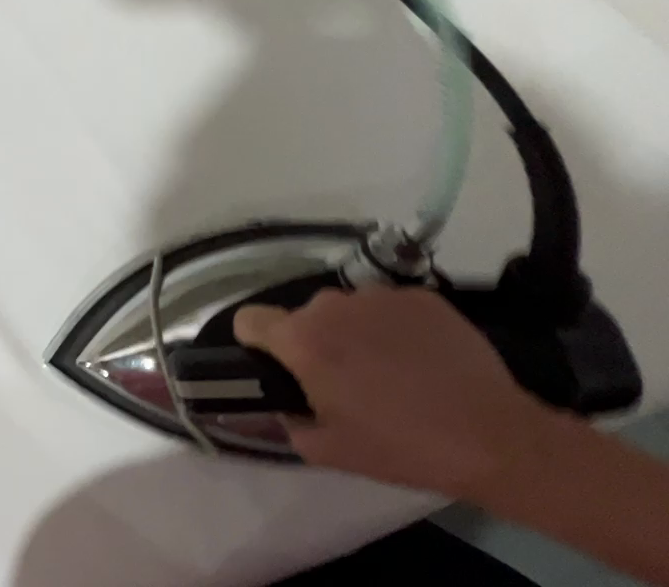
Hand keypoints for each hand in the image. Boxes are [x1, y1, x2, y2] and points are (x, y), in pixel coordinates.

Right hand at [234, 286, 565, 500]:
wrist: (500, 442)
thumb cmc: (404, 447)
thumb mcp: (328, 451)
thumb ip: (288, 421)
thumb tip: (283, 405)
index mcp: (299, 340)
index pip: (248, 319)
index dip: (259, 343)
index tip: (284, 366)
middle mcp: (329, 306)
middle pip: (303, 316)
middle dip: (317, 341)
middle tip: (348, 380)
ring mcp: (378, 298)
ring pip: (348, 310)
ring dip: (355, 332)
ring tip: (392, 369)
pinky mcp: (422, 298)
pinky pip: (391, 307)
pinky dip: (396, 327)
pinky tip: (422, 357)